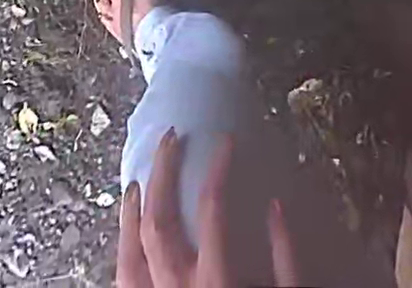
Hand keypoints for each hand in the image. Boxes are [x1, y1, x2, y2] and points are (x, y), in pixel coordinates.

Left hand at [117, 129, 299, 287]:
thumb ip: (287, 261)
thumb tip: (276, 206)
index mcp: (216, 287)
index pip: (211, 209)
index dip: (218, 167)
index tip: (226, 141)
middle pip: (158, 223)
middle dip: (161, 172)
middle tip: (171, 138)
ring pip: (128, 257)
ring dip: (129, 214)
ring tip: (136, 180)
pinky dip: (123, 255)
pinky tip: (129, 236)